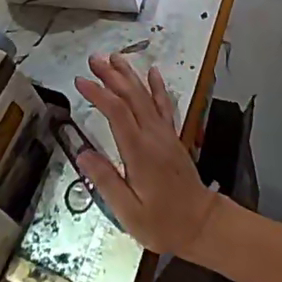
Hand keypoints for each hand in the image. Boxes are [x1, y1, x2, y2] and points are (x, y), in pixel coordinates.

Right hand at [74, 53, 220, 257]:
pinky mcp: (172, 137)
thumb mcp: (128, 211)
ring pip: (146, 96)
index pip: (116, 112)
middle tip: (93, 59)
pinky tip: (153, 72)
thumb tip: (83, 154)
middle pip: (131, 96)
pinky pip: (165, 105)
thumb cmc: (162, 222)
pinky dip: (157, 86)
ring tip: (115, 57)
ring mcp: (165, 134)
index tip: (80, 81)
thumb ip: (105, 180)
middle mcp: (153, 135)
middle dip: (111, 75)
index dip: (98, 93)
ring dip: (130, 75)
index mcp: (139, 152)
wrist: (201, 223)